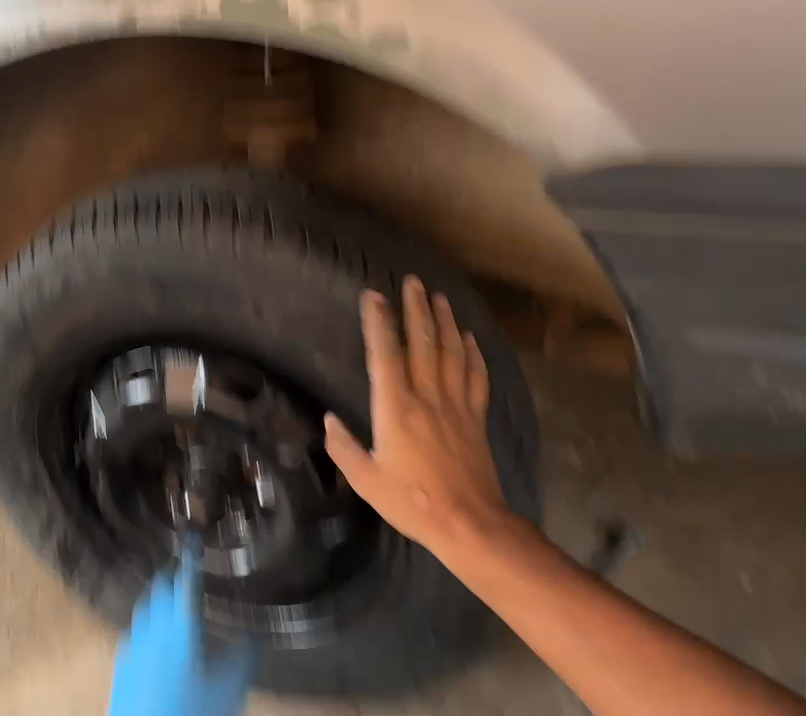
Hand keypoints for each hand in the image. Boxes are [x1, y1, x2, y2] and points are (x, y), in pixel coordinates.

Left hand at [109, 544, 253, 715]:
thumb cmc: (192, 710)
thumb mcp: (229, 687)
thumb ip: (244, 658)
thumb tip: (260, 634)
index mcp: (179, 624)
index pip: (185, 578)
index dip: (190, 555)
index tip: (193, 536)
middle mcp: (152, 626)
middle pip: (160, 588)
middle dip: (172, 577)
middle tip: (186, 572)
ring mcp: (132, 644)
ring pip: (145, 609)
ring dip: (158, 600)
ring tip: (172, 602)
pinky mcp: (120, 665)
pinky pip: (133, 633)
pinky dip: (146, 627)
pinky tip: (153, 639)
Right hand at [324, 277, 512, 550]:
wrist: (469, 523)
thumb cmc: (412, 502)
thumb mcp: (366, 480)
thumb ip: (344, 448)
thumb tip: (328, 420)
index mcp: (396, 408)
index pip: (385, 354)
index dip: (379, 322)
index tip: (373, 295)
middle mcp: (427, 397)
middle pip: (423, 343)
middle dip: (417, 309)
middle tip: (413, 281)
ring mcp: (456, 405)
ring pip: (452, 352)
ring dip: (446, 322)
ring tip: (439, 297)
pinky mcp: (475, 417)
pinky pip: (476, 377)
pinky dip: (474, 353)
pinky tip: (470, 337)